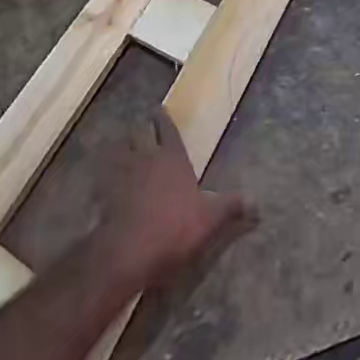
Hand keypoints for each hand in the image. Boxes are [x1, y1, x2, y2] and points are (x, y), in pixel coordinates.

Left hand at [95, 112, 251, 289]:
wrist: (129, 249)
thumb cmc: (175, 227)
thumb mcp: (210, 218)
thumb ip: (232, 206)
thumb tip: (257, 202)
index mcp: (171, 156)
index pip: (167, 128)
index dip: (164, 120)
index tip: (160, 110)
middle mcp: (145, 156)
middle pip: (139, 132)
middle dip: (141, 129)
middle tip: (143, 128)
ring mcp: (120, 172)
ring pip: (119, 148)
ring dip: (122, 146)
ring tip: (125, 148)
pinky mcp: (102, 191)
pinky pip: (103, 173)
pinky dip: (105, 172)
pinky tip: (106, 180)